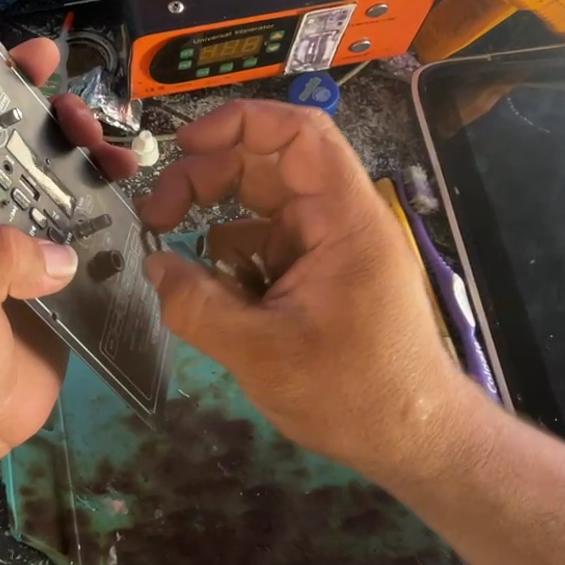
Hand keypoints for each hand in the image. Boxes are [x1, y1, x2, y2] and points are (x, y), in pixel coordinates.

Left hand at [0, 37, 136, 458]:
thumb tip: (60, 254)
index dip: (0, 91)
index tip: (35, 58)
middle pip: (32, 154)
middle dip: (61, 126)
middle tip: (88, 124)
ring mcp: (34, 252)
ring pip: (71, 192)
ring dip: (96, 166)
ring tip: (121, 158)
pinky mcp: (69, 286)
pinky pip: (97, 243)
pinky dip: (120, 222)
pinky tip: (141, 207)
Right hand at [137, 100, 482, 475]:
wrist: (410, 441)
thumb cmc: (353, 394)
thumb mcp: (261, 353)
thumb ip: (197, 306)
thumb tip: (154, 265)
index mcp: (342, 220)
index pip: (298, 134)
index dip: (239, 123)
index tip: (183, 147)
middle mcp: (333, 221)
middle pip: (264, 164)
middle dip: (203, 178)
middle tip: (156, 216)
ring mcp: (321, 248)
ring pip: (255, 206)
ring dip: (208, 218)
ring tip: (169, 251)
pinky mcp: (308, 275)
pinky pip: (256, 245)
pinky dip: (223, 256)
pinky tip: (205, 289)